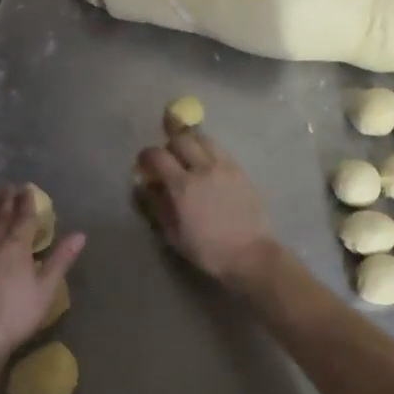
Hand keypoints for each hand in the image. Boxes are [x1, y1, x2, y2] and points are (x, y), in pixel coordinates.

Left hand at [0, 186, 84, 372]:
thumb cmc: (17, 315)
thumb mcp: (45, 289)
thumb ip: (60, 259)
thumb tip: (80, 235)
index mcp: (17, 244)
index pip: (25, 216)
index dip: (28, 201)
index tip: (30, 188)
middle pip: (1, 214)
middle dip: (8, 199)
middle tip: (11, 187)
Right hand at [135, 131, 280, 287]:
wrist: (250, 254)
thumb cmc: (208, 250)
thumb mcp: (174, 234)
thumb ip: (157, 206)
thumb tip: (145, 186)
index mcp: (183, 186)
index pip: (158, 156)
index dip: (146, 156)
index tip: (143, 163)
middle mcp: (203, 169)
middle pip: (181, 139)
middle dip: (168, 145)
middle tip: (167, 159)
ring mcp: (225, 167)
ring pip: (203, 139)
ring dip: (190, 142)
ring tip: (188, 156)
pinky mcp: (240, 170)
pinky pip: (220, 150)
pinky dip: (208, 151)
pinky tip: (207, 166)